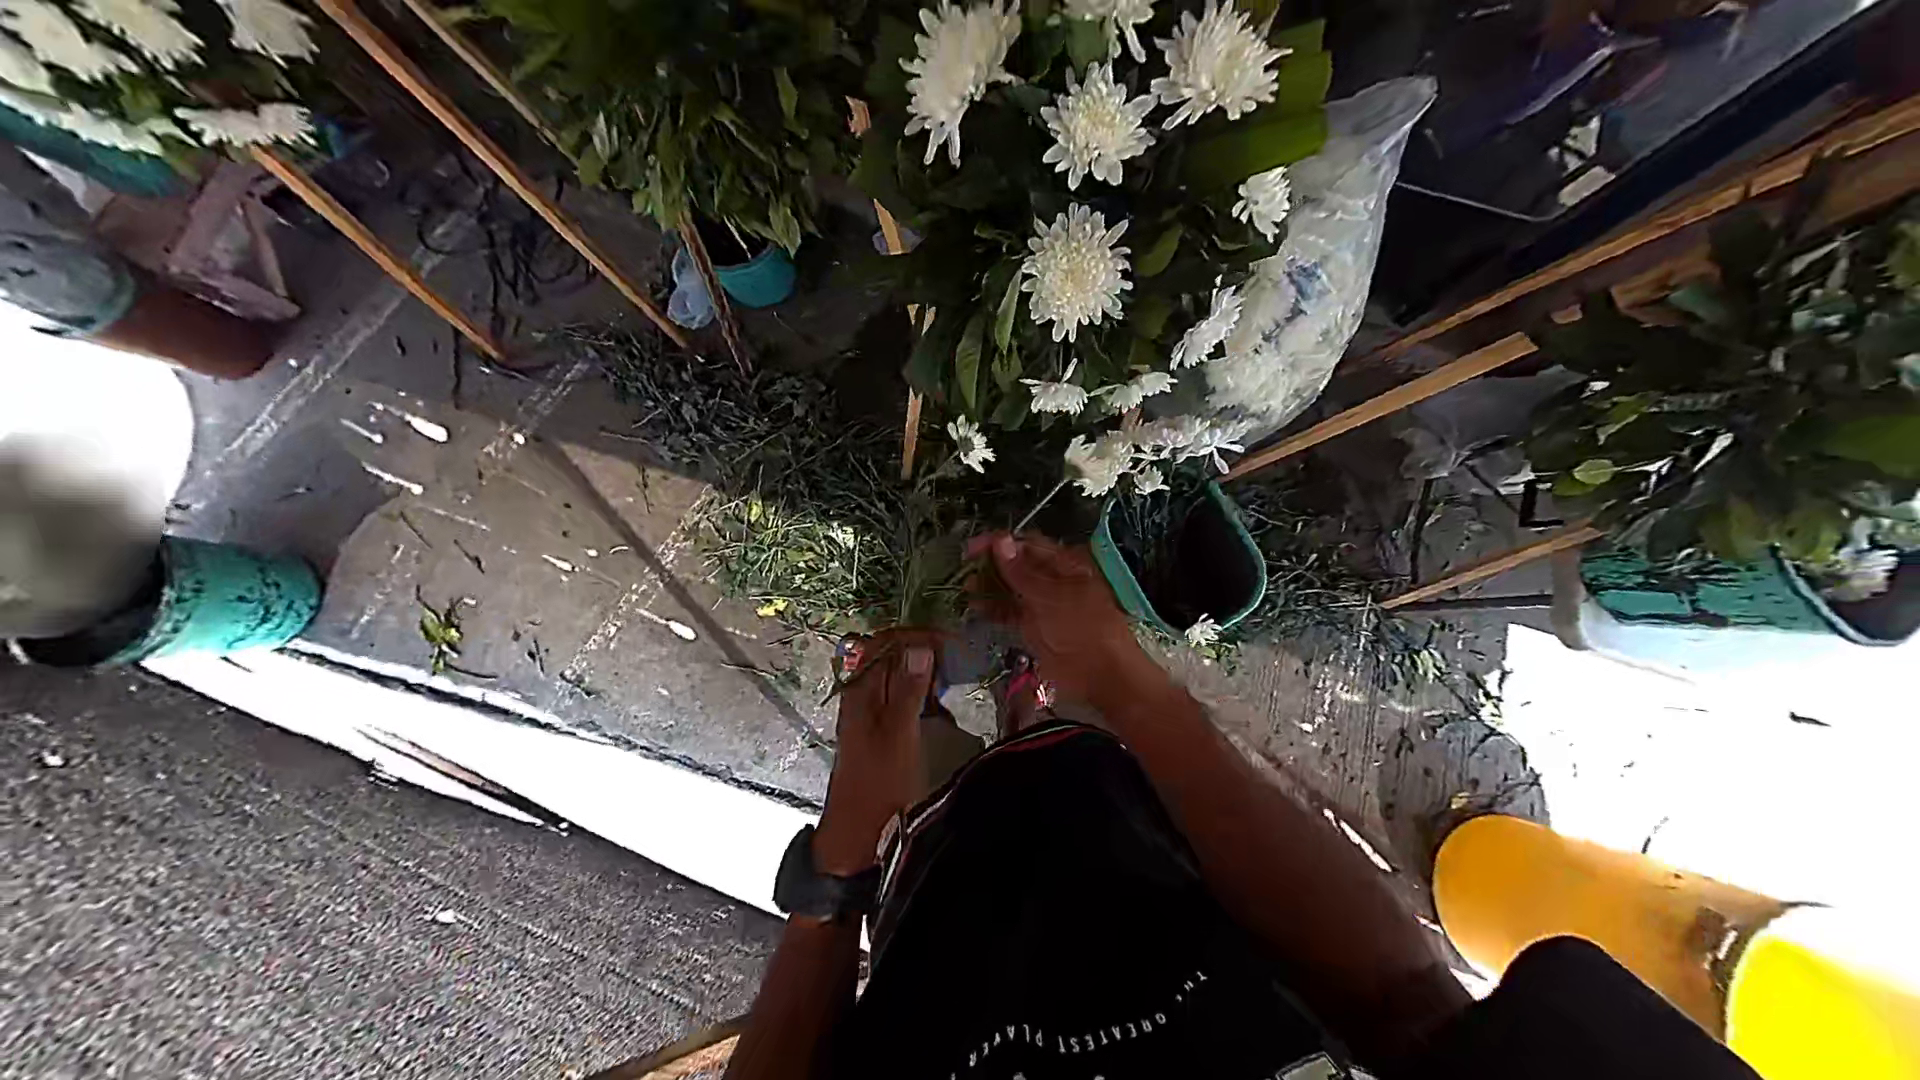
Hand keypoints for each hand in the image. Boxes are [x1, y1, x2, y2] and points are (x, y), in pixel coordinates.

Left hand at [813, 629, 937, 874]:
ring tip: (952, 681)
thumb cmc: (879, 783)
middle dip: (923, 652)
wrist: (859, 834)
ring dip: (924, 674)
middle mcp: (863, 695)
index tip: (948, 643)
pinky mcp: (882, 731)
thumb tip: (920, 646)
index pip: (885, 643)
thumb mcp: (899, 734)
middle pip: (891, 657)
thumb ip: (908, 690)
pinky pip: (903, 700)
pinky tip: (940, 707)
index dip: (915, 637)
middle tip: (955, 660)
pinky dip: (922, 696)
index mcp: (862, 690)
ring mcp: (871, 713)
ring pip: (898, 679)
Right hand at [966, 532, 1151, 708]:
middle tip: (965, 568)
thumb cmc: (1082, 627)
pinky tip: (975, 608)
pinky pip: (1009, 613)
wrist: (1100, 674)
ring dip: (989, 587)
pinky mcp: (1032, 629)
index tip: (973, 548)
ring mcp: (1041, 606)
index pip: (1028, 545)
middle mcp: (1051, 582)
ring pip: (1010, 590)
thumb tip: (1000, 541)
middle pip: (1017, 566)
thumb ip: (1021, 571)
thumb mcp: (1050, 596)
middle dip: (991, 565)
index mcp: (1064, 565)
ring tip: (966, 589)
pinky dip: (993, 609)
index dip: (1000, 543)